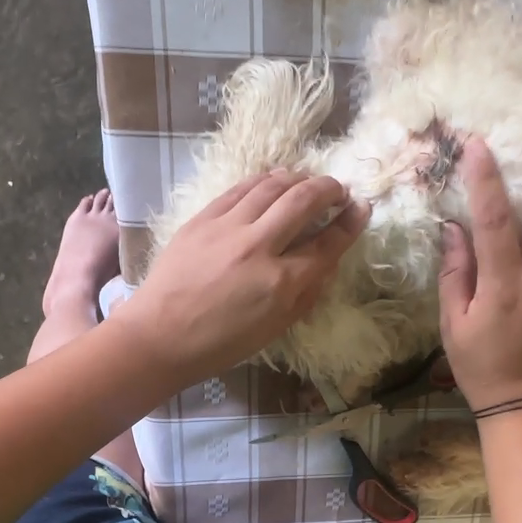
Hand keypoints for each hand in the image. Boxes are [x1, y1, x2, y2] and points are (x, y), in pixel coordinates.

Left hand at [108, 170, 368, 385]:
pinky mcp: (203, 218)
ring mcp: (228, 227)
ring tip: (308, 181)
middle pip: (304, 201)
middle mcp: (259, 247)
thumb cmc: (219, 344)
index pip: (327, 244)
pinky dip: (264, 180)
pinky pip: (241, 188)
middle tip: (338, 191)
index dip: (350, 223)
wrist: (160, 336)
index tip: (361, 208)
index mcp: (281, 283)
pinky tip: (273, 181)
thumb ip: (304, 294)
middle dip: (329, 189)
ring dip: (298, 178)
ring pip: (272, 186)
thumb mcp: (273, 329)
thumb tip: (325, 262)